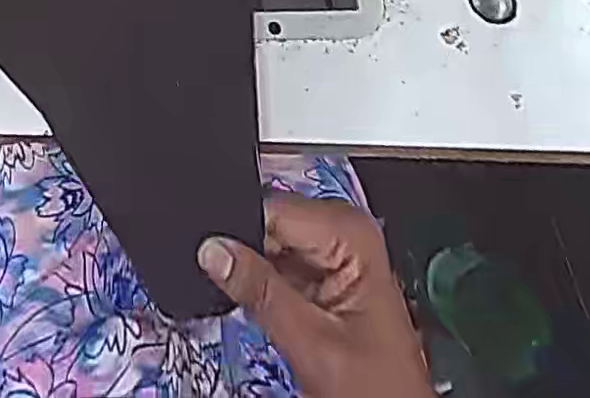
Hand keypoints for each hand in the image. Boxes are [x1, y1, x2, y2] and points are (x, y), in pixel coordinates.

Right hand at [199, 196, 432, 397]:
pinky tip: (276, 309)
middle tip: (239, 291)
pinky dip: (269, 283)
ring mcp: (338, 249)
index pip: (275, 209)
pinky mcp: (328, 270)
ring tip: (272, 309)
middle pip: (273, 223)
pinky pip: (282, 261)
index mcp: (351, 231)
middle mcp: (347, 229)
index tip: (213, 258)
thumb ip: (259, 291)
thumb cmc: (375, 390)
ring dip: (259, 271)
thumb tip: (213, 250)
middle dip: (249, 252)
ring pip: (273, 243)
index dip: (240, 233)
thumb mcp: (311, 343)